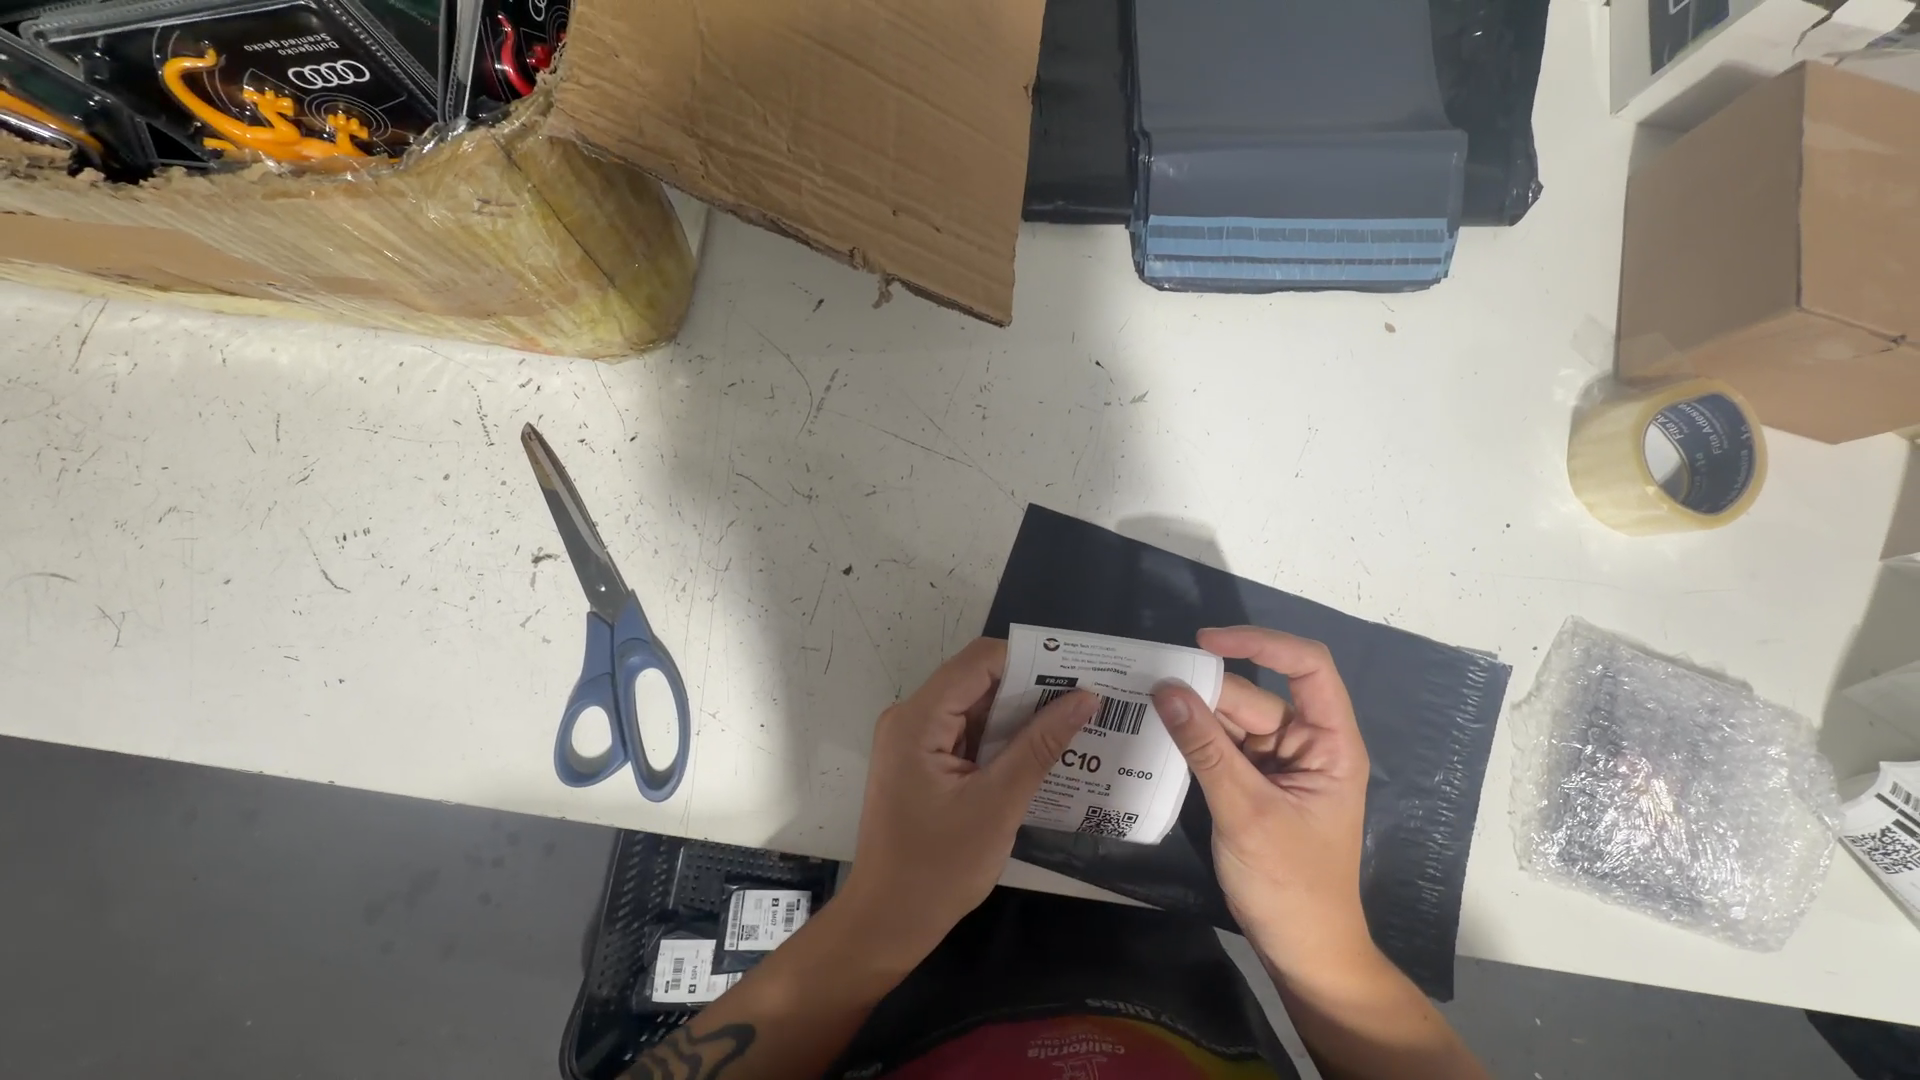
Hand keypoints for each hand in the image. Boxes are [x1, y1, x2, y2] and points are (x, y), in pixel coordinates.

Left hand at [841, 638, 1096, 969]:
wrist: (888, 921)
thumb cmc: (939, 868)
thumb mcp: (998, 805)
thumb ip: (1039, 746)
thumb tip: (1084, 698)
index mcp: (918, 720)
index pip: (978, 662)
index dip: (1029, 659)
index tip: (1077, 671)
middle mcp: (911, 718)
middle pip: (977, 681)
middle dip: (1031, 687)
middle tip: (1086, 697)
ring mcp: (914, 741)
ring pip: (975, 707)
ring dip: (1020, 715)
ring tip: (1075, 719)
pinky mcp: (922, 762)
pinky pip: (968, 734)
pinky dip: (1002, 739)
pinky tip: (1043, 748)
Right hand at [1152, 627, 1372, 976]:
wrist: (1300, 948)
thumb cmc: (1291, 883)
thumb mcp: (1245, 811)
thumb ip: (1204, 747)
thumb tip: (1165, 689)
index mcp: (1329, 743)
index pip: (1307, 668)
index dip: (1261, 643)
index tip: (1205, 642)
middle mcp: (1304, 743)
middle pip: (1252, 694)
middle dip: (1205, 690)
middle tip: (1146, 685)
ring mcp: (1275, 762)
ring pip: (1229, 718)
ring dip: (1191, 712)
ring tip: (1140, 702)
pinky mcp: (1249, 781)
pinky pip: (1218, 744)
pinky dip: (1190, 737)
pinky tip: (1156, 729)